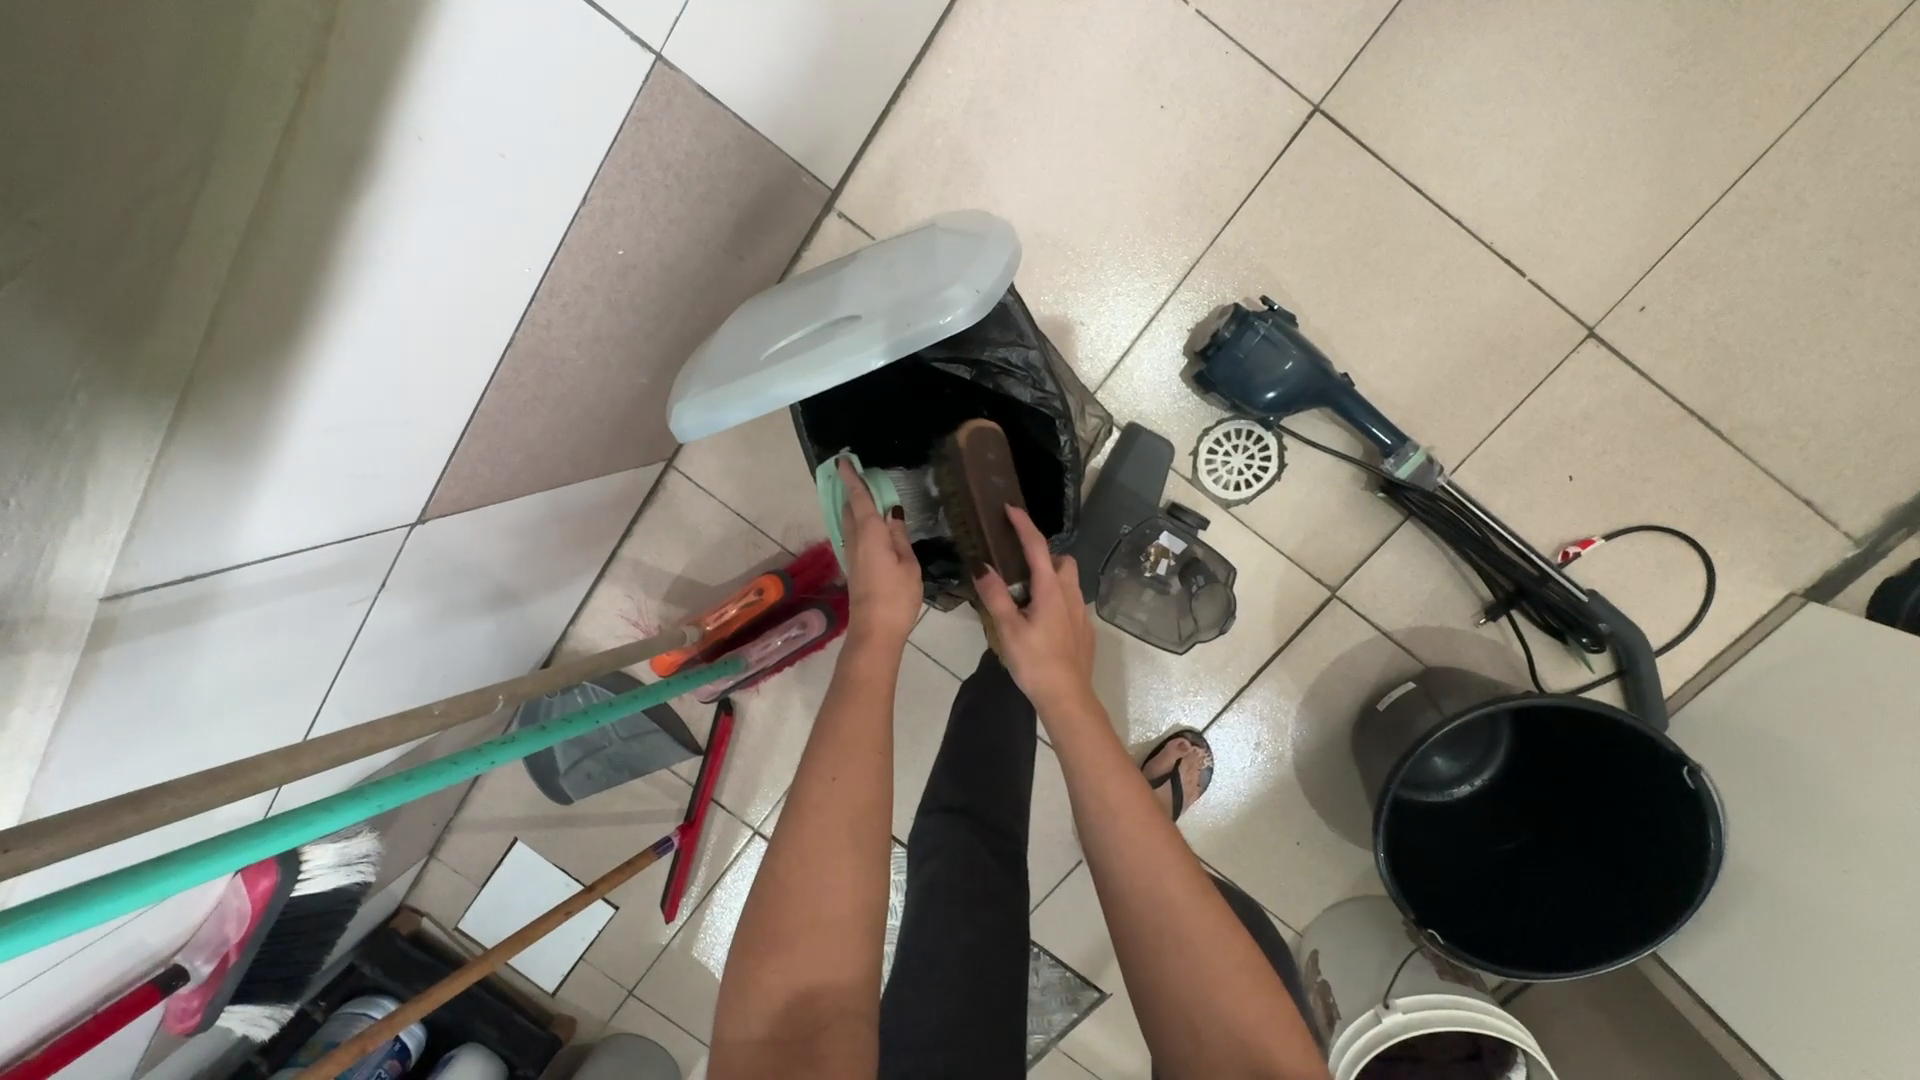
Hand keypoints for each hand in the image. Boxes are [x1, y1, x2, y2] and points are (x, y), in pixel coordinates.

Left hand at [838, 457, 921, 647]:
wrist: (875, 631)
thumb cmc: (896, 596)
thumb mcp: (908, 563)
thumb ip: (899, 536)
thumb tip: (892, 512)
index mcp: (870, 533)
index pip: (859, 498)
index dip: (851, 478)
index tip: (843, 460)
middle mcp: (855, 540)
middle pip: (850, 508)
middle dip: (851, 490)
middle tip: (858, 474)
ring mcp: (852, 555)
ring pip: (849, 522)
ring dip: (854, 506)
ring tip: (864, 494)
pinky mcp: (854, 567)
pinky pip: (853, 535)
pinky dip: (858, 522)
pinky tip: (869, 525)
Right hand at [973, 506, 1097, 720]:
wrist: (1068, 697)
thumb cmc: (1035, 662)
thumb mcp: (1008, 629)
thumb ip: (995, 595)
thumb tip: (982, 566)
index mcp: (1050, 589)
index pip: (1037, 546)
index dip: (1024, 525)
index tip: (1010, 508)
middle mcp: (1071, 595)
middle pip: (1061, 561)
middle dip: (1044, 556)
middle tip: (1019, 568)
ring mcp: (1082, 613)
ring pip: (1069, 583)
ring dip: (1051, 579)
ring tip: (1027, 597)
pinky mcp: (1085, 631)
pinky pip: (1072, 604)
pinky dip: (1057, 601)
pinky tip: (1042, 623)